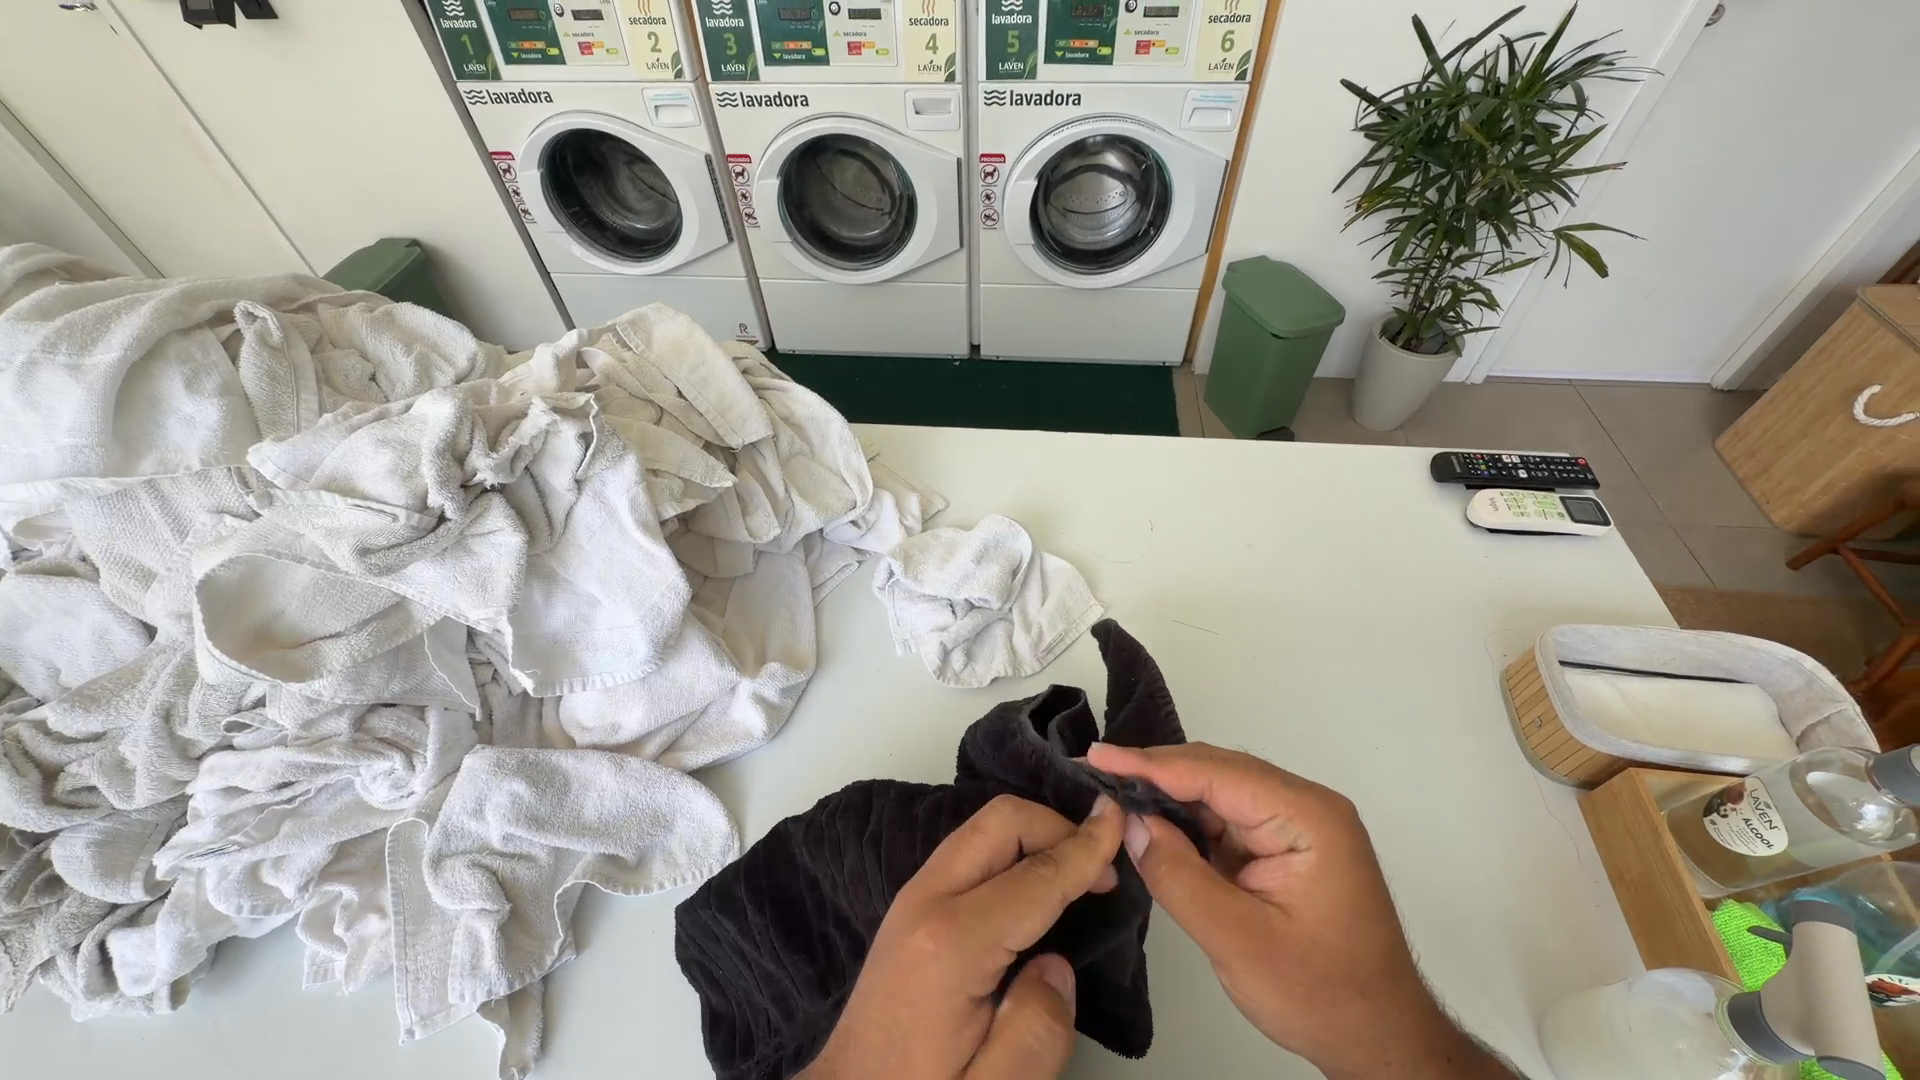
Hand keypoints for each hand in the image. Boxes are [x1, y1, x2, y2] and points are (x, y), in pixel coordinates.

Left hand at [799, 793, 1124, 1079]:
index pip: (1035, 877)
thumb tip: (1058, 965)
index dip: (1086, 851)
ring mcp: (913, 896)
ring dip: (1035, 834)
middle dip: (1057, 826)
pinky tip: (1036, 884)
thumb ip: (1036, 1032)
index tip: (1122, 825)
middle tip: (1103, 864)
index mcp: (951, 943)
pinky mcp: (912, 905)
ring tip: (1080, 872)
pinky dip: (1012, 849)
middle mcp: (927, 900)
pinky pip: (970, 851)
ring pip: (982, 829)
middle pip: (1000, 822)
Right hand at [1085, 742, 1510, 1079]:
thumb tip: (1132, 823)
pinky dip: (1185, 819)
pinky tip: (1151, 822)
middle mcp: (1303, 807)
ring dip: (1167, 795)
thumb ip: (1179, 877)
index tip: (1097, 757)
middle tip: (1096, 772)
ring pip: (1216, 791)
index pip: (1215, 772)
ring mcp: (1294, 824)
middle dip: (1154, 772)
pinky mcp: (1282, 845)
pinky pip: (1223, 817)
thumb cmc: (1320, 994)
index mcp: (1306, 817)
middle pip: (1216, 771)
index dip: (1150, 763)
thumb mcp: (1239, 941)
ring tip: (1113, 792)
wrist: (1380, 1042)